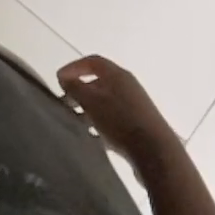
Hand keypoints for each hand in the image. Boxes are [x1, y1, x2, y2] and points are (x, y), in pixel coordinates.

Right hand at [59, 55, 179, 163]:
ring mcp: (136, 105)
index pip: (92, 61)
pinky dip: (101, 121)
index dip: (74, 67)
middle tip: (65, 102)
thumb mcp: (91, 102)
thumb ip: (75, 87)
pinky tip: (94, 136)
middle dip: (80, 89)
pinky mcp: (140, 124)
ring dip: (90, 107)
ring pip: (107, 100)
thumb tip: (64, 77)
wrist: (156, 153)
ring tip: (76, 121)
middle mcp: (128, 85)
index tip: (59, 79)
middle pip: (100, 81)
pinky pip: (115, 116)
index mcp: (118, 74)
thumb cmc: (120, 121)